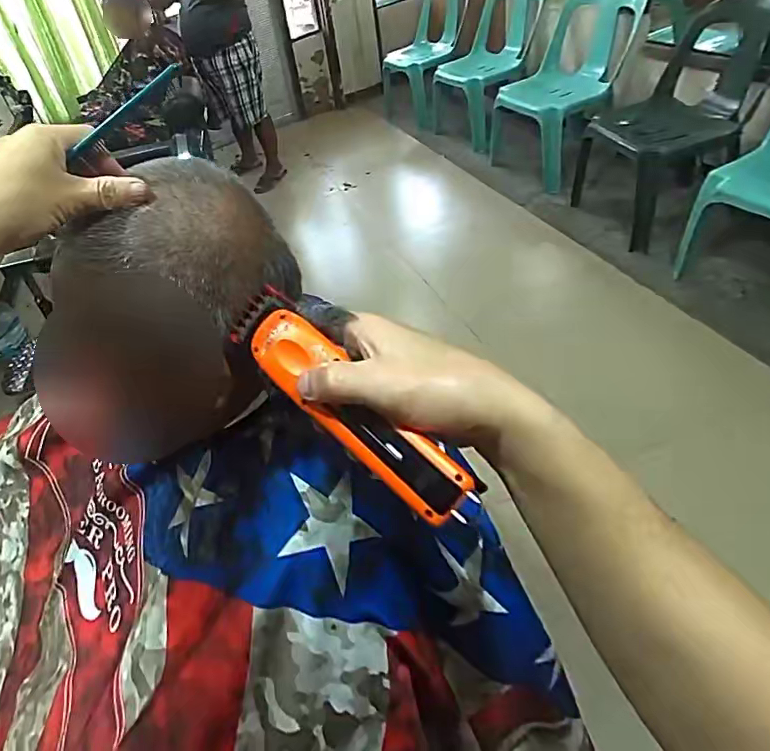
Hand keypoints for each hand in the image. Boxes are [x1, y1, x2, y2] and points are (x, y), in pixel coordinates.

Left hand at [0, 125, 150, 276]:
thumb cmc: (16, 204)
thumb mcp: (72, 199)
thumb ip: (109, 192)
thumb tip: (141, 189)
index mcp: (45, 135)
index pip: (90, 136)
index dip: (109, 160)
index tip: (119, 184)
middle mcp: (21, 140)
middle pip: (68, 152)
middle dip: (87, 177)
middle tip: (98, 202)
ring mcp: (0, 158)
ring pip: (46, 169)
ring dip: (64, 188)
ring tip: (69, 214)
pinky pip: (24, 181)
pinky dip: (40, 196)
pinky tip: (40, 219)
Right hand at [296, 314, 560, 462]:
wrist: (492, 412)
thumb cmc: (431, 386)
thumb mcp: (375, 384)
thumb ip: (332, 380)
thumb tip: (295, 381)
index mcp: (365, 328)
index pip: (314, 327)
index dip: (293, 347)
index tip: (277, 375)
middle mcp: (375, 342)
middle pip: (330, 363)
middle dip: (323, 393)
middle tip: (321, 420)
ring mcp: (391, 369)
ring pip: (350, 390)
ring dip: (347, 414)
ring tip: (351, 437)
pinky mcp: (405, 393)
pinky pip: (371, 405)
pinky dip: (368, 422)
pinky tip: (371, 441)